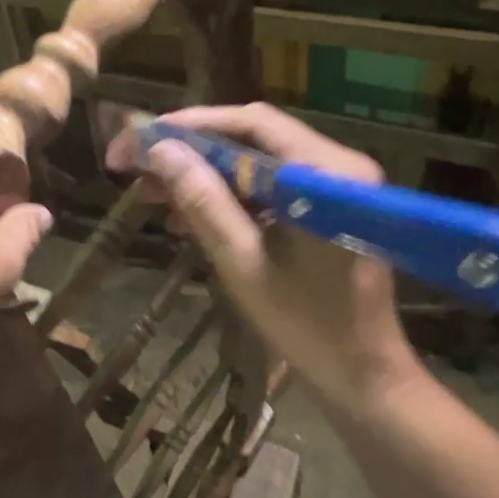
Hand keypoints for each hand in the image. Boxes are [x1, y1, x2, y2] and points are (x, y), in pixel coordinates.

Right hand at [105, 104, 420, 413]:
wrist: (363, 374)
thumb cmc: (308, 325)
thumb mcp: (243, 263)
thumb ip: (204, 201)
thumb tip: (160, 150)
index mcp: (327, 173)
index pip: (252, 123)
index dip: (191, 124)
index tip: (141, 137)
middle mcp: (337, 165)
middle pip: (251, 137)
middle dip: (189, 149)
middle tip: (134, 163)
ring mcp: (334, 184)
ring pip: (254, 159)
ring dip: (203, 172)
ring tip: (150, 191)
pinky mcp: (325, 204)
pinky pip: (267, 184)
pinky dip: (226, 193)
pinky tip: (186, 214)